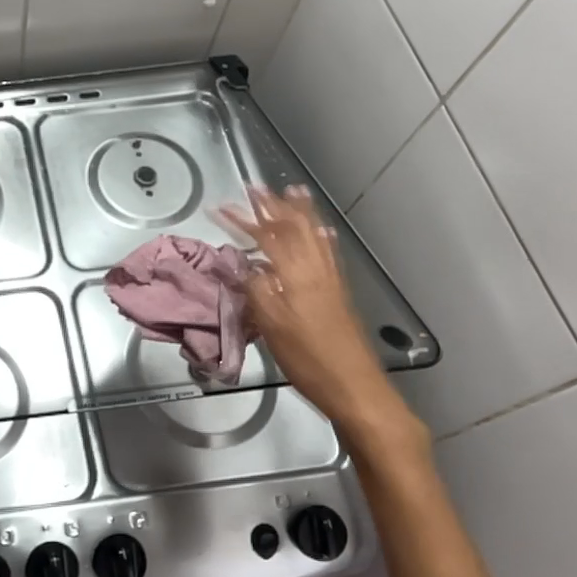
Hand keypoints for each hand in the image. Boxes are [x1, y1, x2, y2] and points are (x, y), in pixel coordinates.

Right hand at [221, 185, 418, 445]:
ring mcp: (330, 281)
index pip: (265, 237)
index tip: (220, 207)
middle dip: (273, 206)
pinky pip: (329, 253)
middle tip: (257, 187)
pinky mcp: (339, 294)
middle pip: (293, 229)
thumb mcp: (272, 326)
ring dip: (301, 212)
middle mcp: (314, 270)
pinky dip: (322, 236)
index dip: (242, 220)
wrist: (356, 388)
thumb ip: (256, 289)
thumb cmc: (308, 359)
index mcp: (294, 276)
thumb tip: (244, 262)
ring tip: (293, 191)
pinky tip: (323, 231)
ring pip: (314, 236)